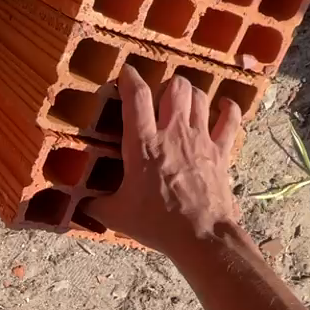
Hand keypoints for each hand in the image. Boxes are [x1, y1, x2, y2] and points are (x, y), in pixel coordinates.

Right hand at [81, 68, 244, 258]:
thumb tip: (80, 205)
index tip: (125, 73)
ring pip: (199, 97)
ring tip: (182, 98)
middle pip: (175, 87)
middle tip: (157, 94)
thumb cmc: (157, 223)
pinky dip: (227, 108)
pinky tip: (222, 105)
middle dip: (165, 84)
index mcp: (143, 144)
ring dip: (190, 92)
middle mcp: (173, 133)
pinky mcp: (221, 151)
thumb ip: (96, 204)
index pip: (136, 97)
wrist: (201, 237)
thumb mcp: (116, 215)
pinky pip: (230, 119)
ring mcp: (200, 139)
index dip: (130, 78)